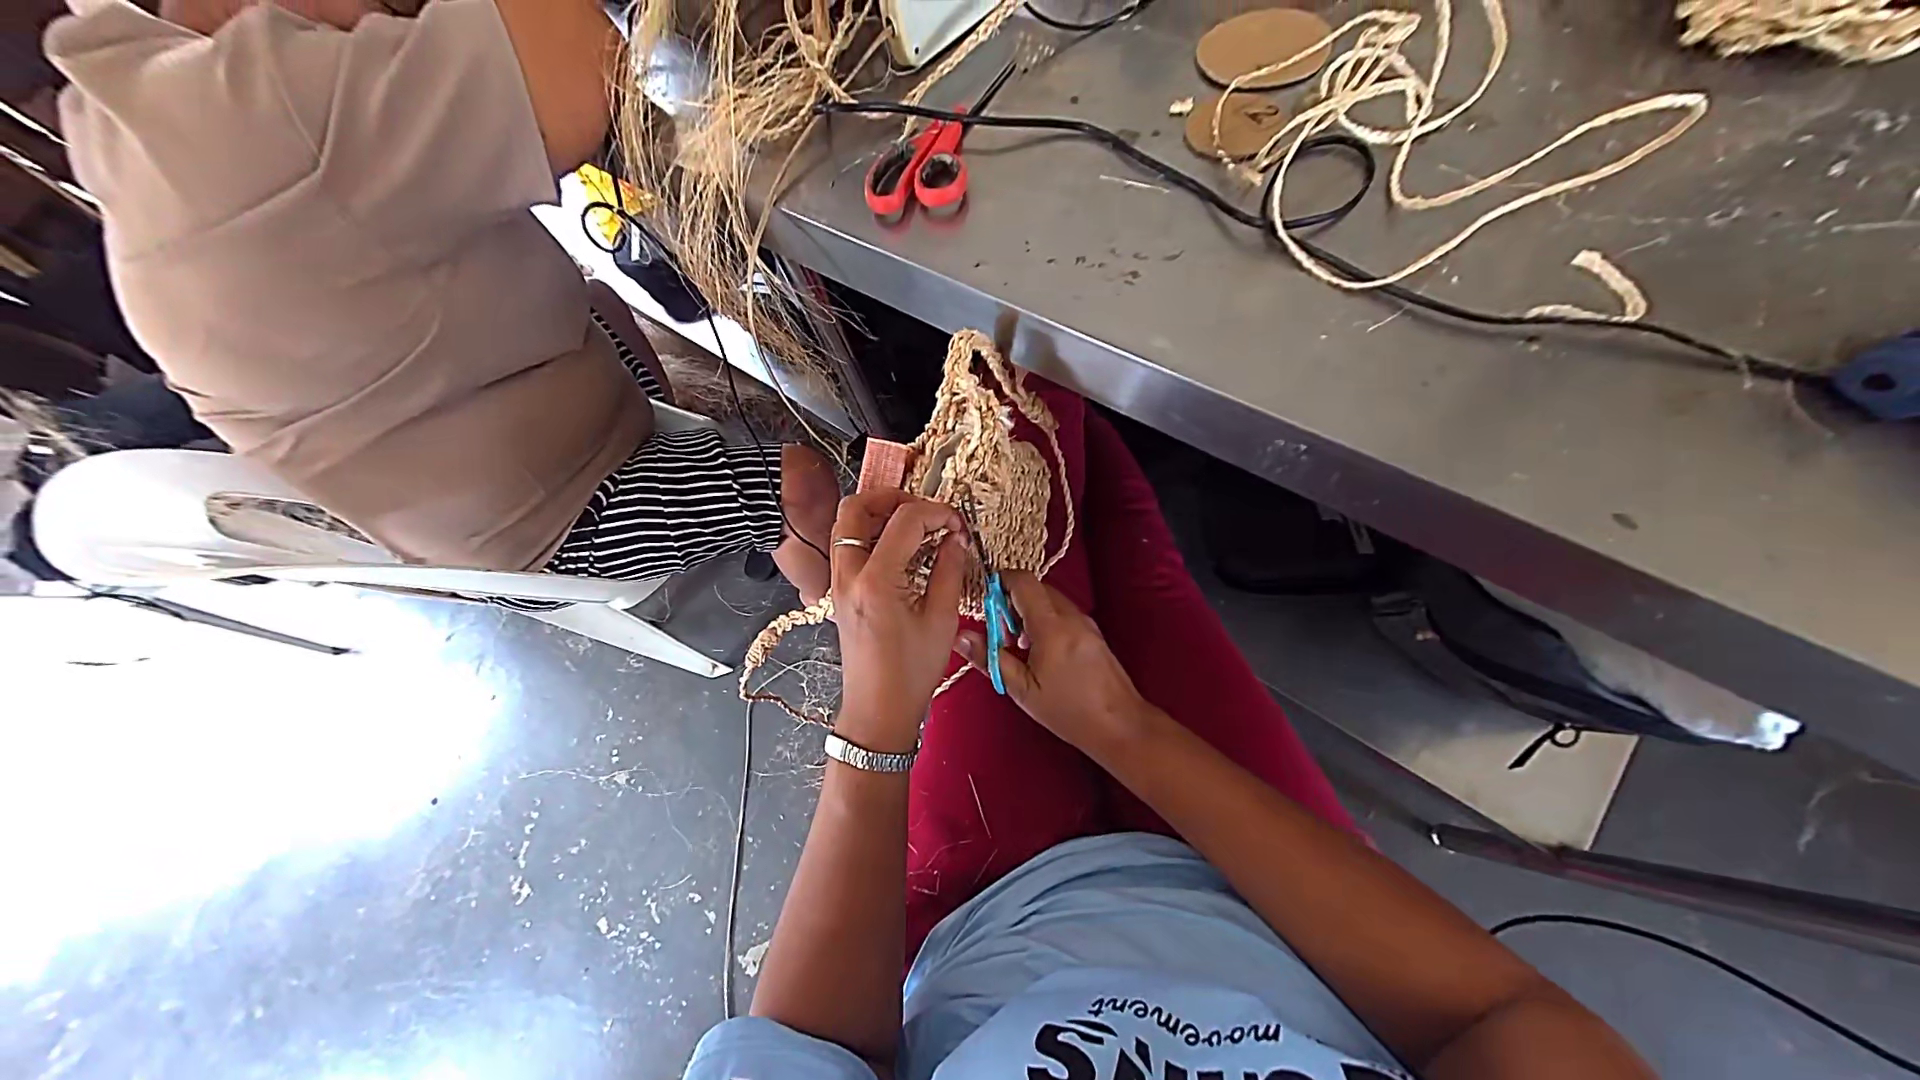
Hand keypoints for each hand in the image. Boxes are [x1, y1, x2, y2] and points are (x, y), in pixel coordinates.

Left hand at [830, 490, 969, 751]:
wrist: (877, 709)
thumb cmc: (910, 674)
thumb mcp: (942, 620)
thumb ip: (950, 570)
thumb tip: (957, 539)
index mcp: (876, 582)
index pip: (904, 520)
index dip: (937, 512)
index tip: (958, 525)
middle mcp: (848, 575)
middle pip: (857, 507)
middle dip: (894, 498)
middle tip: (926, 512)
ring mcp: (838, 582)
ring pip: (846, 523)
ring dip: (879, 513)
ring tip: (915, 527)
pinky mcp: (839, 591)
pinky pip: (848, 545)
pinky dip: (872, 534)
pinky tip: (902, 549)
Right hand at [957, 571, 1155, 755]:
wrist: (1120, 725)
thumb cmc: (1069, 712)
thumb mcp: (1021, 688)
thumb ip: (989, 658)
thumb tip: (960, 636)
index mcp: (1052, 628)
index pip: (1024, 582)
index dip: (1000, 582)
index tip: (985, 602)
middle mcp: (1071, 617)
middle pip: (1036, 588)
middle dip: (1011, 601)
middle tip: (1000, 632)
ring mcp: (1085, 622)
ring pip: (1049, 599)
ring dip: (1028, 611)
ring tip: (1017, 645)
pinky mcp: (1092, 631)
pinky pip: (1062, 612)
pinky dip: (1044, 619)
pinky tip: (1038, 650)